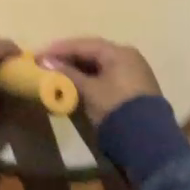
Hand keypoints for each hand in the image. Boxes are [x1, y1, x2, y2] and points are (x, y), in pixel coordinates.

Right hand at [37, 37, 160, 124]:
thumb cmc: (116, 109)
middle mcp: (129, 57)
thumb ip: (67, 74)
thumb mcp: (89, 91)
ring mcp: (134, 74)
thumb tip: (45, 62)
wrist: (149, 145)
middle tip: (47, 63)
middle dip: (68, 58)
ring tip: (58, 74)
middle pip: (92, 53)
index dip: (59, 49)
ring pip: (100, 66)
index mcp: (119, 52)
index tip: (39, 54)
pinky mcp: (135, 90)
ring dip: (79, 69)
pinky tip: (77, 84)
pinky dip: (91, 79)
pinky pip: (108, 77)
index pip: (83, 44)